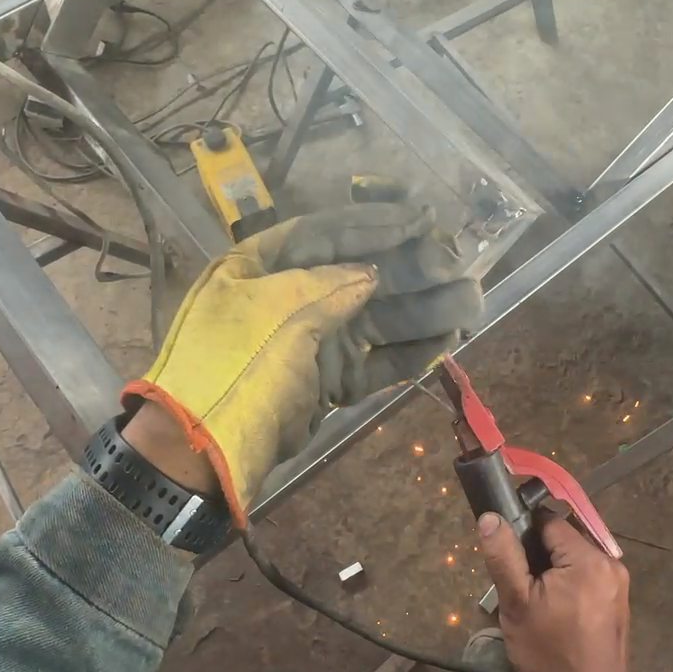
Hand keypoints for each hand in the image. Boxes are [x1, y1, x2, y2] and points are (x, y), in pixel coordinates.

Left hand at [124, 203, 478, 523]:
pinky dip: (407, 356)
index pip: (325, 234)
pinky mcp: (323, 384)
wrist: (202, 453)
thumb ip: (330, 284)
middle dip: (409, 271)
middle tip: (457, 265)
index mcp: (258, 266)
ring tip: (469, 303)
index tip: (421, 218)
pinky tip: (446, 342)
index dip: (374, 224)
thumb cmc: (234, 367)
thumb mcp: (277, 310)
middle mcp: (286, 298)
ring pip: (372, 322)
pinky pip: (371, 364)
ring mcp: (306, 344)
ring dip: (421, 313)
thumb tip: (374, 272)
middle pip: (357, 276)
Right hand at [477, 509, 631, 671]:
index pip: (549, 522)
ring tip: (535, 601)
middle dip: (538, 555)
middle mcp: (611, 564)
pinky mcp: (618, 602)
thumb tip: (491, 517)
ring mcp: (618, 584)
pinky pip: (587, 576)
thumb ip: (504, 556)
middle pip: (563, 539)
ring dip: (552, 570)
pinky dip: (568, 583)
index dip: (523, 535)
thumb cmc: (550, 652)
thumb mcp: (517, 602)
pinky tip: (555, 611)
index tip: (510, 560)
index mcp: (589, 559)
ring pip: (574, 558)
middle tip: (521, 587)